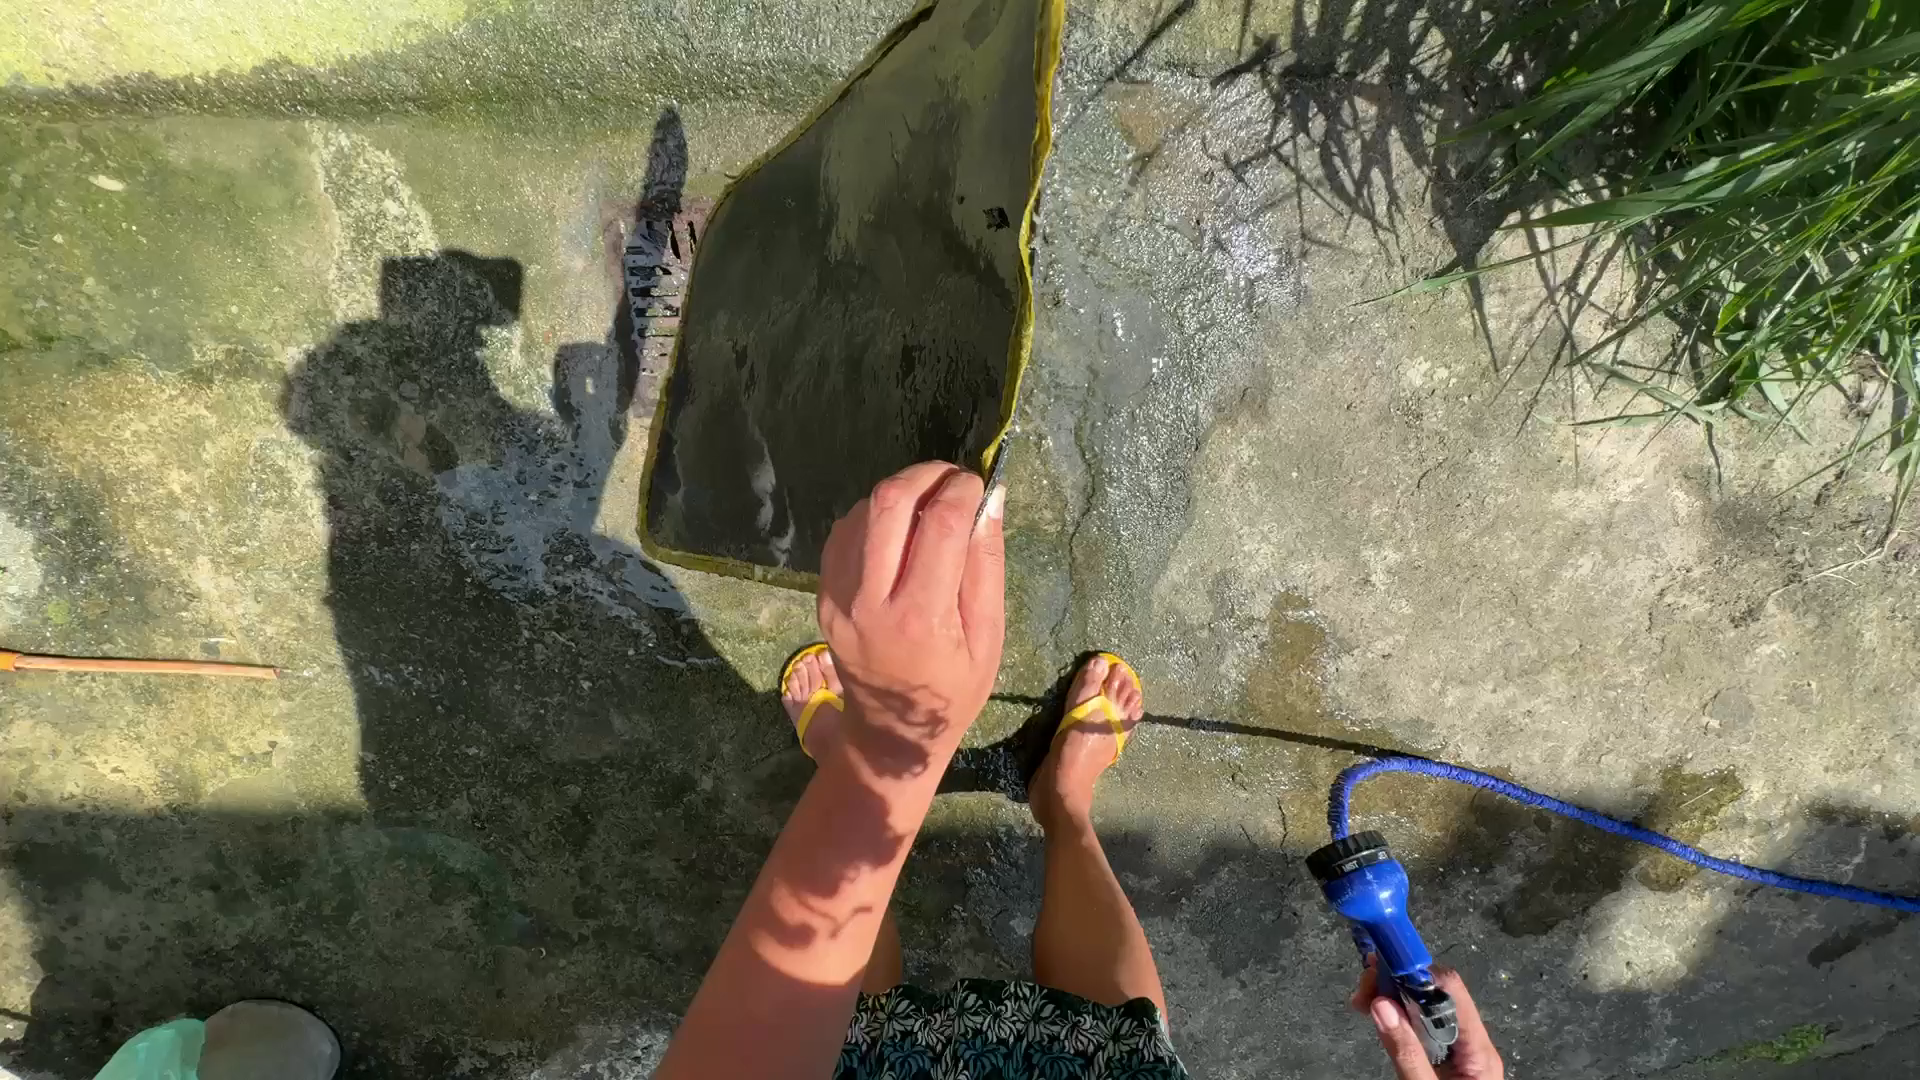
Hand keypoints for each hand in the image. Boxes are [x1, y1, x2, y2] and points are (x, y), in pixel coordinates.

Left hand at [817, 461, 1005, 762]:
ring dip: (899, 493)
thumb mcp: (988, 636)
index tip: (978, 484)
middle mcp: (869, 601)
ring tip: (928, 504)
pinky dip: (873, 516)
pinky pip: (844, 532)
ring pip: (861, 510)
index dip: (962, 490)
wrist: (890, 734)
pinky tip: (898, 529)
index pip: (940, 525)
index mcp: (920, 617)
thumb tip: (988, 501)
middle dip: (925, 475)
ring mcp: (837, 596)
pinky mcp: (822, 594)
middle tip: (952, 478)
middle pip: (888, 503)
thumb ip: (985, 565)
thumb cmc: (953, 691)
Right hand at [1350, 960, 1503, 1079]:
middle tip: (1362, 993)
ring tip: (1362, 1003)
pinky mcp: (1444, 1054)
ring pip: (1423, 1001)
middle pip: (1433, 989)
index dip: (1413, 972)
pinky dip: (1395, 1011)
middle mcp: (1471, 1040)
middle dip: (1394, 981)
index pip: (1449, 988)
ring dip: (1390, 993)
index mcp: (1477, 1049)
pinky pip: (1419, 1019)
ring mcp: (1458, 1046)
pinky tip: (1377, 1015)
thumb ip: (1407, 1053)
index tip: (1376, 974)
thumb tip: (1380, 1003)